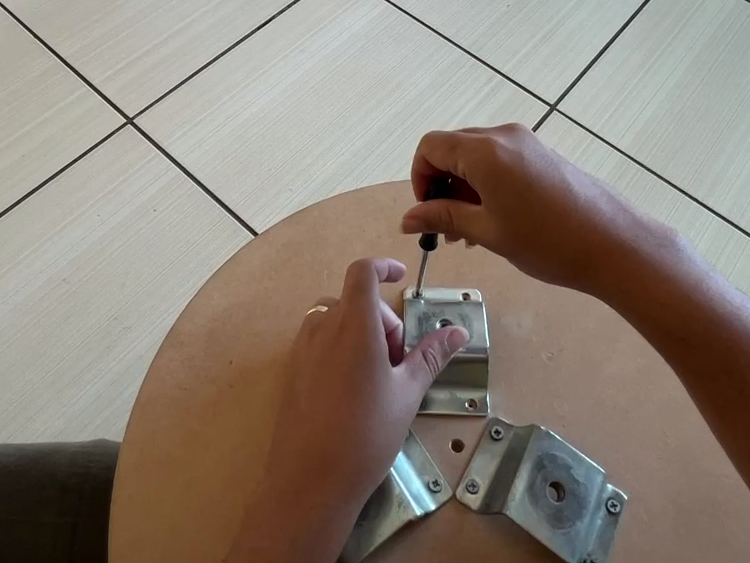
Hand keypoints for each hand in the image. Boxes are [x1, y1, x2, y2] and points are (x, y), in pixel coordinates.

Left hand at [226, 258, 467, 562]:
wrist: (309, 482)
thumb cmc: (366, 434)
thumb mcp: (407, 393)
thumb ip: (430, 356)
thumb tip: (458, 331)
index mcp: (355, 324)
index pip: (364, 272)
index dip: (384, 266)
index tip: (401, 277)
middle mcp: (324, 327)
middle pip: (354, 300)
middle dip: (381, 319)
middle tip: (398, 361)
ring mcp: (302, 348)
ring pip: (334, 319)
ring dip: (358, 332)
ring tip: (376, 377)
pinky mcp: (291, 370)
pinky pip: (318, 341)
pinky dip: (338, 348)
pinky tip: (351, 391)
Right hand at [404, 123, 670, 295]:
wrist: (615, 243)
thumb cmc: (547, 241)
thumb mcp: (488, 232)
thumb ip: (444, 218)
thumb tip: (406, 218)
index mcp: (484, 151)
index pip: (430, 147)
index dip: (420, 178)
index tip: (428, 213)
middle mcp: (503, 135)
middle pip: (452, 147)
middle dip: (441, 183)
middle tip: (446, 227)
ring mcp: (526, 142)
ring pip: (476, 154)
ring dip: (464, 186)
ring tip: (469, 231)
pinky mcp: (542, 153)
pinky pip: (500, 159)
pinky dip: (486, 182)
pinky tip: (495, 219)